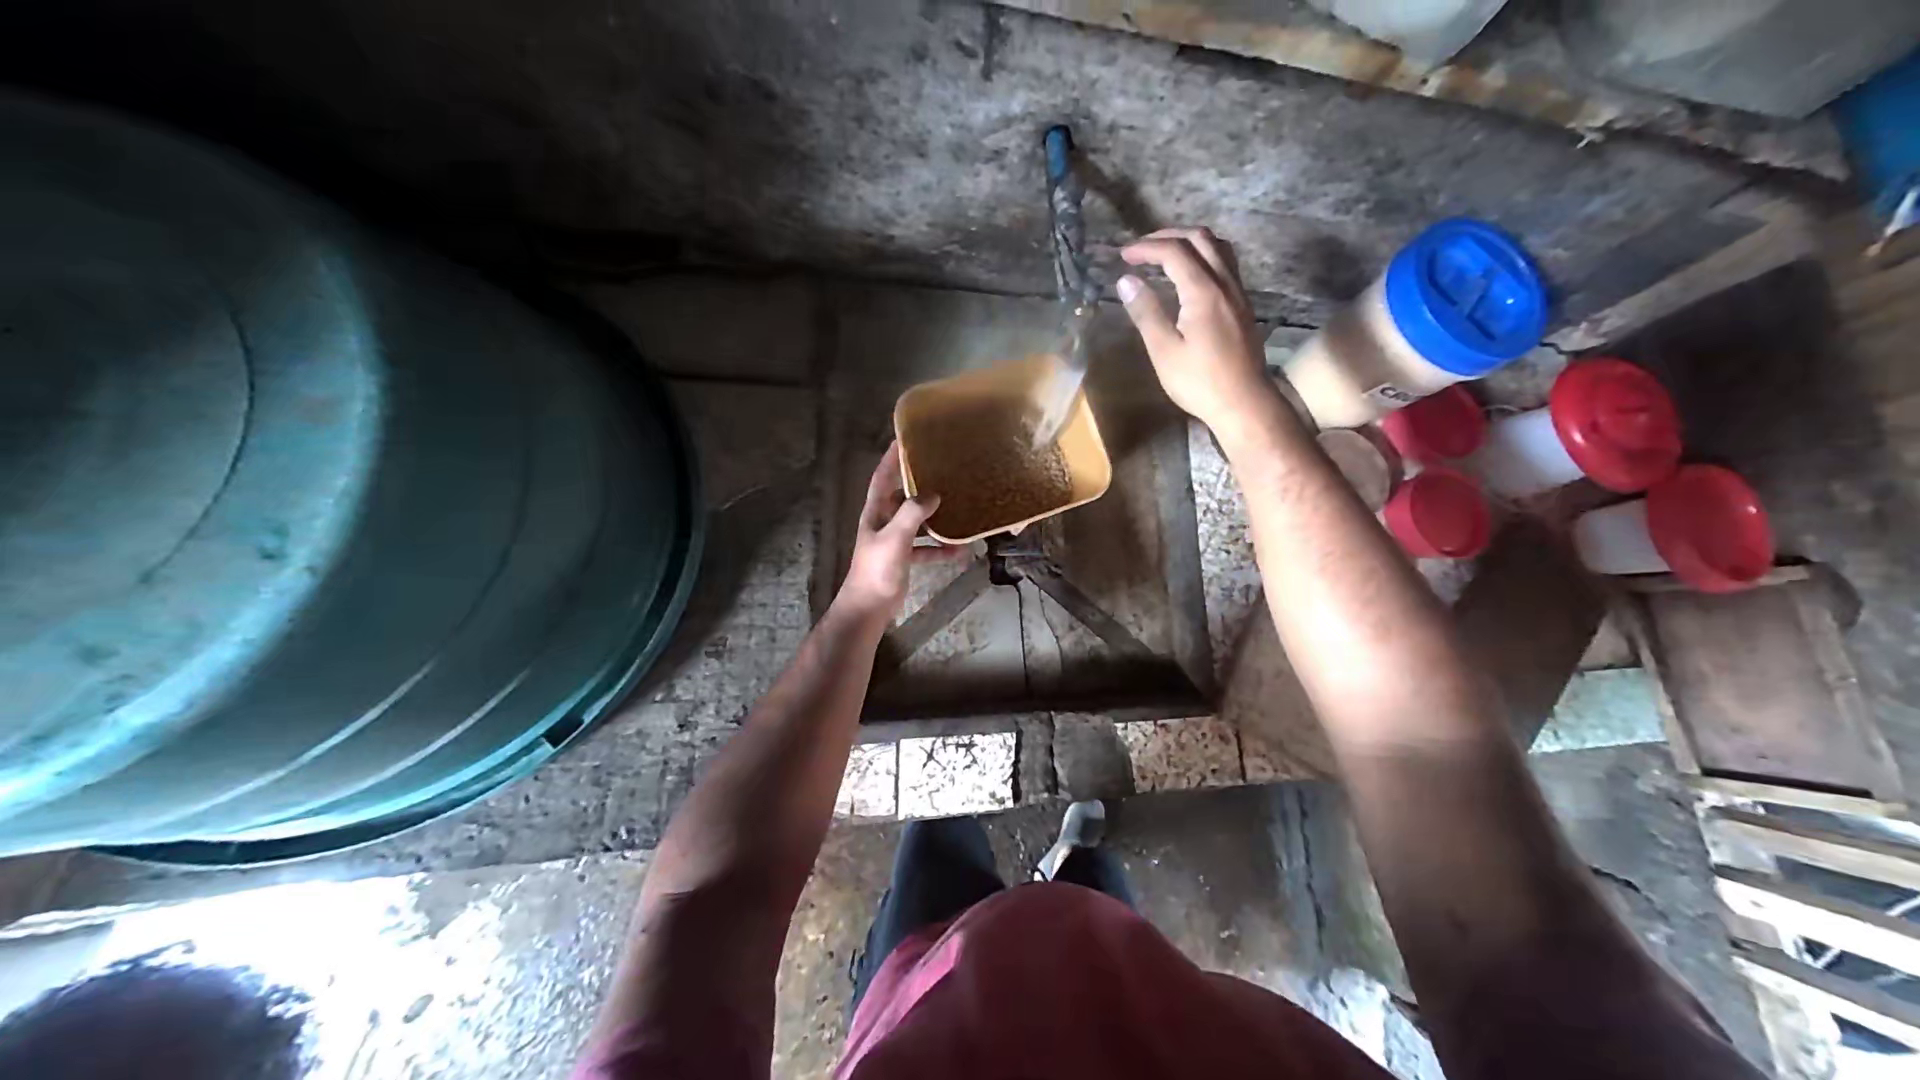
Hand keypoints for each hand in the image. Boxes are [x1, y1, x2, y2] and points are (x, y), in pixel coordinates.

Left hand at [833, 442, 947, 624]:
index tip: (903, 438)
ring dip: (935, 517)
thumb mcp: (895, 538)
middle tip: (942, 469)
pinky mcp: (904, 558)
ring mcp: (894, 540)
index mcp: (875, 512)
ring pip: (918, 521)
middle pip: (903, 496)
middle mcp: (883, 521)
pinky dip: (940, 548)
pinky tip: (959, 549)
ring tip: (958, 506)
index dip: (891, 457)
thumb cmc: (877, 570)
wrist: (869, 608)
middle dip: (919, 483)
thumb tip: (933, 494)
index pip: (882, 477)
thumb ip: (913, 514)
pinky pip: (925, 547)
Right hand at [1117, 227, 1279, 437]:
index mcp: (1203, 292)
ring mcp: (1238, 293)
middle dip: (1168, 236)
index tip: (1123, 256)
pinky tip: (1189, 274)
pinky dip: (1203, 256)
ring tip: (1164, 254)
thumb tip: (1126, 281)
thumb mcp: (1164, 350)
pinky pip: (1225, 264)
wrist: (1244, 402)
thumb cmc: (1199, 382)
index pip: (1174, 252)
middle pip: (1200, 239)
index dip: (1146, 248)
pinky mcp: (1242, 305)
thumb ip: (1146, 312)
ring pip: (1218, 247)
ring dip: (1189, 242)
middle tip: (1141, 249)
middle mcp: (1225, 283)